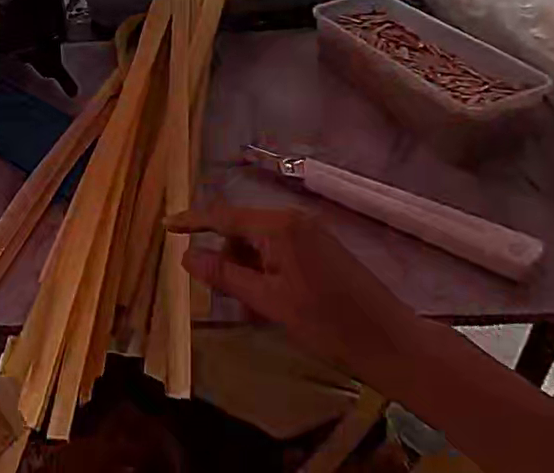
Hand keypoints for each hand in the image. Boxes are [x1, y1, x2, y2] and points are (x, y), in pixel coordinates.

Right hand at [169, 206, 427, 379]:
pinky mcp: (319, 247)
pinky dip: (266, 271)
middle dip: (227, 256)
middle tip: (222, 294)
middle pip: (244, 228)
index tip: (166, 224)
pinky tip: (269, 301)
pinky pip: (279, 250)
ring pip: (261, 242)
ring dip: (247, 268)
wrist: (386, 338)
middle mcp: (294, 218)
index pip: (226, 215)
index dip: (194, 220)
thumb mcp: (269, 302)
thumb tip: (188, 256)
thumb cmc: (325, 321)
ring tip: (251, 307)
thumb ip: (227, 276)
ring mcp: (309, 231)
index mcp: (280, 225)